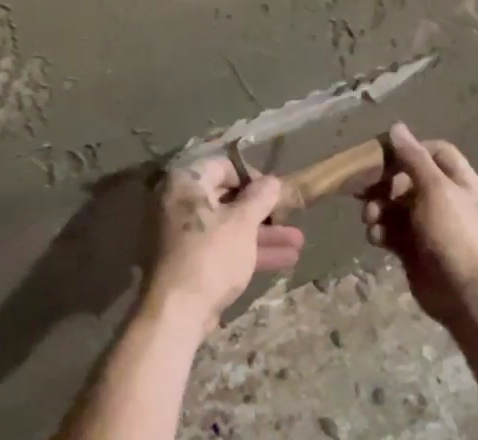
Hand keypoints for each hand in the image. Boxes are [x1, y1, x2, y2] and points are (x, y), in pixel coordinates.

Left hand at [144, 159, 304, 331]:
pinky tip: (285, 259)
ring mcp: (185, 233)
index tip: (275, 190)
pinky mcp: (191, 260)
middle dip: (263, 211)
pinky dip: (249, 250)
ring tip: (299, 242)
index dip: (252, 176)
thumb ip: (259, 198)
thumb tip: (272, 180)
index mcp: (186, 182)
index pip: (222, 165)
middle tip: (290, 215)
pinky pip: (223, 247)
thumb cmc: (211, 254)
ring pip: (229, 226)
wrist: (178, 310)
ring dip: (263, 234)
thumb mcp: (242, 223)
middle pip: (227, 198)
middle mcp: (180, 202)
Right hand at [361, 123, 477, 323]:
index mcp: (458, 181)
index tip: (385, 155)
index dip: (410, 150)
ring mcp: (427, 225)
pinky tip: (377, 238)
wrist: (466, 295)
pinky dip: (380, 231)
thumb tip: (396, 127)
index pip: (434, 152)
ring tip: (370, 218)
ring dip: (377, 207)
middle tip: (365, 188)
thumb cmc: (455, 234)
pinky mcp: (412, 248)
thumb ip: (413, 158)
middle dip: (384, 182)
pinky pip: (390, 230)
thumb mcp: (435, 189)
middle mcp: (443, 199)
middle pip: (406, 177)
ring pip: (394, 205)